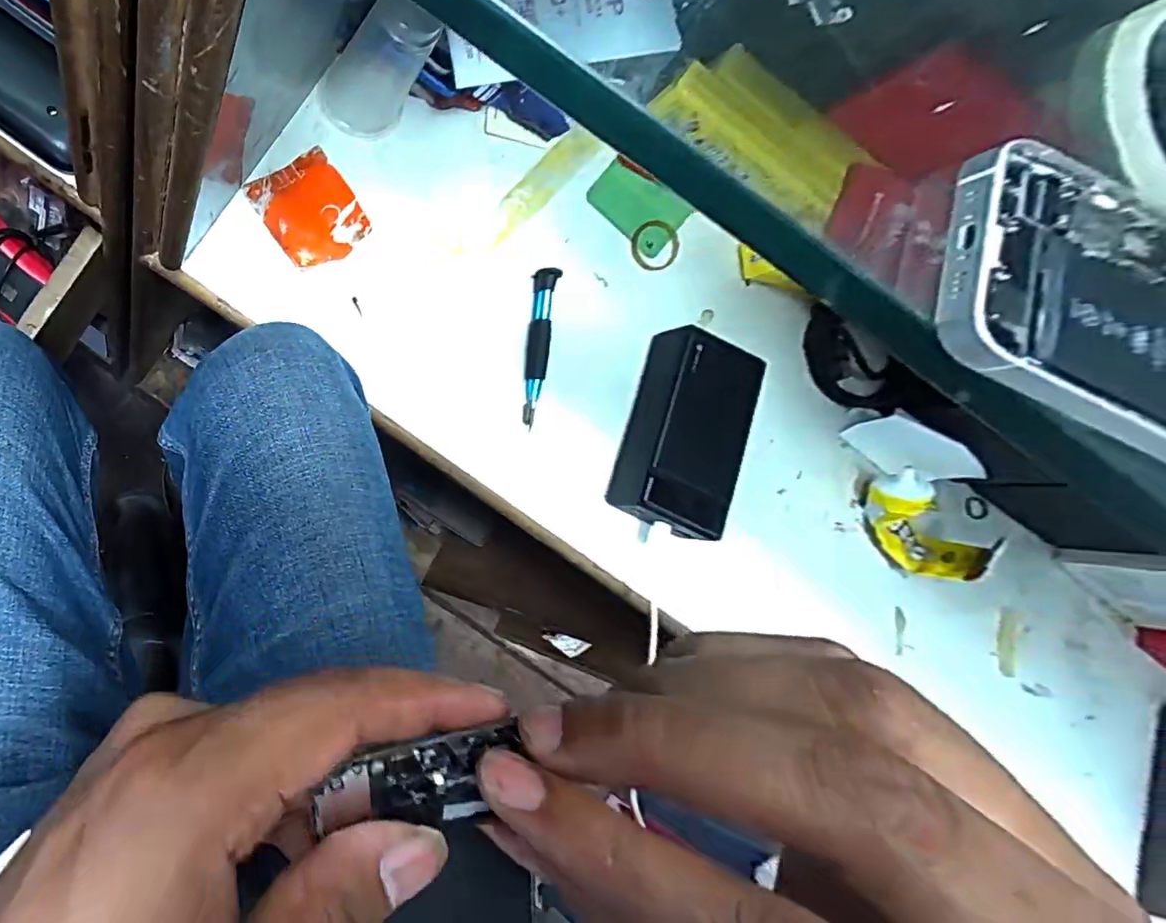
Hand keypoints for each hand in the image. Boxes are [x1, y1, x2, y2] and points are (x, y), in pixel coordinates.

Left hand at [0, 669, 508, 922]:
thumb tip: (413, 842)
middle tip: (446, 777)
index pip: (325, 707)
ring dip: (326, 768)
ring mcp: (136, 740)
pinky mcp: (124, 760)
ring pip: (262, 730)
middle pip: (297, 712)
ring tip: (378, 823)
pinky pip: (220, 748)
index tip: (479, 703)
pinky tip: (297, 834)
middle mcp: (162, 732)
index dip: (410, 699)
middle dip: (378, 737)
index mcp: (188, 773)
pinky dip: (273, 781)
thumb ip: (331, 901)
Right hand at [475, 633, 1146, 922]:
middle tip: (550, 736)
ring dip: (693, 687)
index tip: (512, 783)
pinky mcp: (985, 763)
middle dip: (662, 738)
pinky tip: (680, 689)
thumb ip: (625, 897)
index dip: (620, 847)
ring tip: (609, 715)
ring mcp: (1044, 834)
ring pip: (856, 698)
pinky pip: (846, 671)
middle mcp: (1049, 917)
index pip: (771, 919)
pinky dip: (734, 663)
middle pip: (850, 780)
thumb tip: (516, 803)